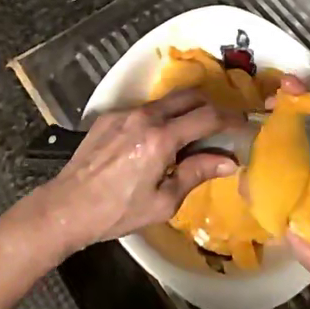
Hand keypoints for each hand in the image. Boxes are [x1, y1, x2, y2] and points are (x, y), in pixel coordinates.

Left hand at [31, 90, 240, 253]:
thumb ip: (197, 173)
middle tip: (221, 124)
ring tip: (189, 134)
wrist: (66, 208)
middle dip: (210, 106)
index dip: (230, 118)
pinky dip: (159, 118)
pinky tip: (156, 142)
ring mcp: (124, 113)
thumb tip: (229, 161)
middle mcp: (144, 117)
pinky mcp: (109, 116)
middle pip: (189, 96)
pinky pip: (144, 110)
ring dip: (184, 111)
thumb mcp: (163, 201)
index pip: (207, 117)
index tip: (243, 124)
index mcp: (161, 138)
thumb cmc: (117, 212)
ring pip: (166, 101)